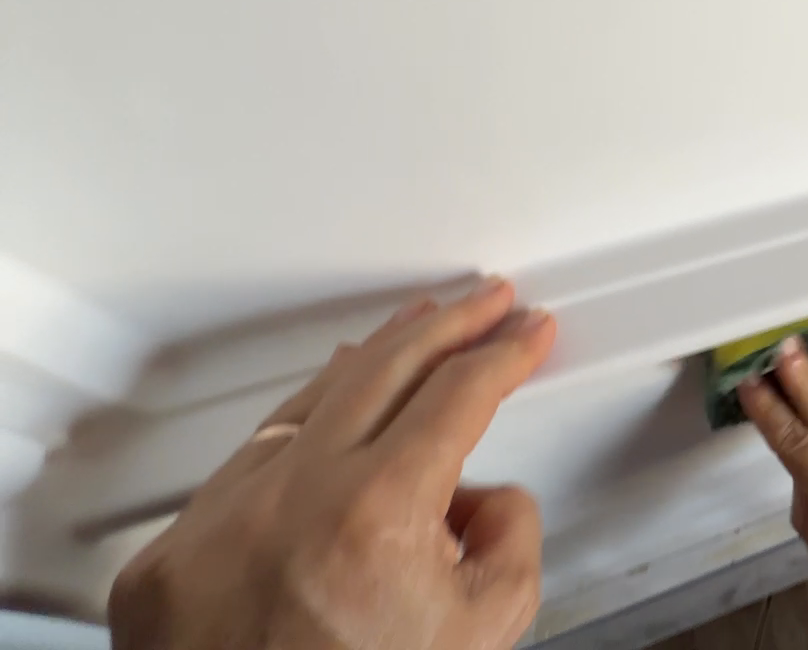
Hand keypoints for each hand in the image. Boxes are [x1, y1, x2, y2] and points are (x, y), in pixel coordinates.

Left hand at [108, 277, 556, 649]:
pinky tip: (343, 382)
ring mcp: (217, 526)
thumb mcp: (493, 616)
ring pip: (318, 395)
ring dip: (386, 349)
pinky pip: (258, 449)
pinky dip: (315, 405)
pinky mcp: (170, 556)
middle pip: (389, 367)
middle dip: (455, 322)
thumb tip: (478, 493)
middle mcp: (286, 506)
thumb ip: (513, 525)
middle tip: (491, 300)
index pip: (460, 392)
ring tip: (426, 318)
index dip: (507, 350)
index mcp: (375, 515)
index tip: (529, 333)